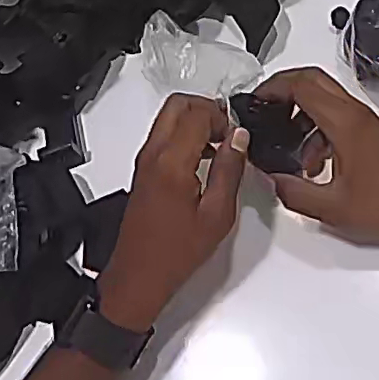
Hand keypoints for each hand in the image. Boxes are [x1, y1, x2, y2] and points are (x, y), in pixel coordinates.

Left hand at [96, 94, 249, 331]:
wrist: (139, 276)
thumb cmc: (174, 253)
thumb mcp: (217, 214)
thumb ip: (230, 170)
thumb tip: (239, 138)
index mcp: (171, 162)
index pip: (197, 114)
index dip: (223, 118)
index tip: (238, 135)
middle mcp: (152, 155)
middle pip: (177, 104)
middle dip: (207, 108)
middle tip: (228, 130)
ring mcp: (144, 161)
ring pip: (168, 117)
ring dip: (195, 120)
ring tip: (220, 145)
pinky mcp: (142, 170)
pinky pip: (163, 135)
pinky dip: (184, 135)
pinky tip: (204, 159)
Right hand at [254, 67, 378, 252]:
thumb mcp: (334, 208)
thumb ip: (294, 193)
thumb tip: (272, 180)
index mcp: (344, 123)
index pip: (301, 85)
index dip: (272, 87)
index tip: (254, 100)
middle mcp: (355, 114)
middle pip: (312, 80)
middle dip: (283, 89)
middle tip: (263, 108)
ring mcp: (366, 122)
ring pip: (324, 99)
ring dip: (299, 114)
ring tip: (286, 146)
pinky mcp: (372, 134)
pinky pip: (336, 118)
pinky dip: (316, 130)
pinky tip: (313, 164)